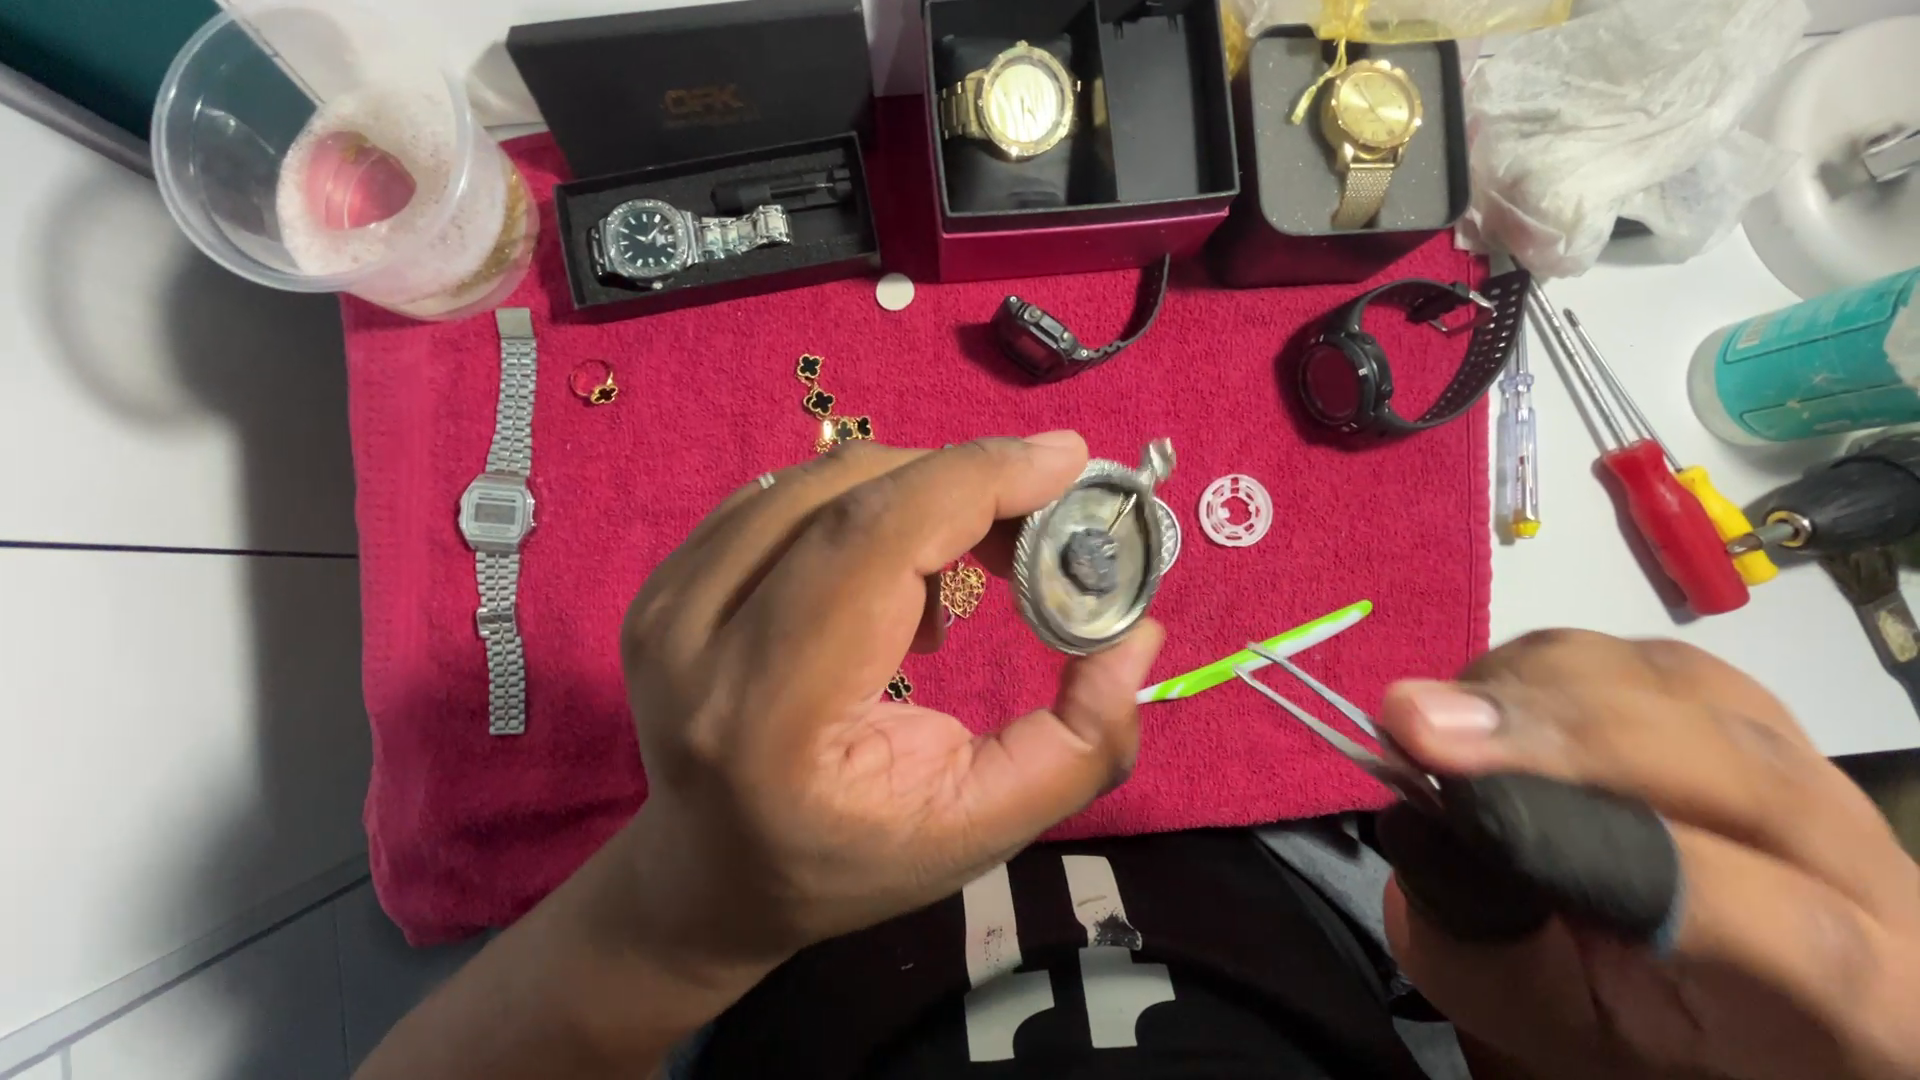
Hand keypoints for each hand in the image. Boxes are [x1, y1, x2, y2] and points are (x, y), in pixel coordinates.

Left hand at [617, 435, 1164, 974]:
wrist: (706, 876)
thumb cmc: (844, 862)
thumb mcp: (979, 830)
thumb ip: (1080, 744)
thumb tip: (1136, 632)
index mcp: (768, 714)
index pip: (875, 543)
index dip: (977, 479)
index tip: (1065, 463)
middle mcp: (695, 639)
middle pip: (849, 493)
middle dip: (965, 481)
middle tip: (1037, 521)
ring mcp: (665, 599)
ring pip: (819, 479)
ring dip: (918, 495)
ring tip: (964, 570)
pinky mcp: (664, 578)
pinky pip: (786, 494)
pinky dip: (865, 508)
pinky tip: (891, 574)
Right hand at [1376, 631, 1919, 1079]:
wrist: (1665, 959)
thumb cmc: (1597, 1005)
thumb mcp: (1524, 1008)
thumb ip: (1475, 931)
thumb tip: (1419, 814)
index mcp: (1860, 1005)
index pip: (1776, 925)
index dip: (1615, 856)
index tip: (1462, 810)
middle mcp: (1859, 868)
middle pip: (1731, 768)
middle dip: (1553, 734)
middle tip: (1415, 723)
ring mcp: (1800, 761)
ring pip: (1664, 685)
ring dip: (1522, 692)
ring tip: (1430, 729)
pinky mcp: (1726, 695)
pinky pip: (1625, 652)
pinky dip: (1528, 668)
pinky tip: (1479, 706)